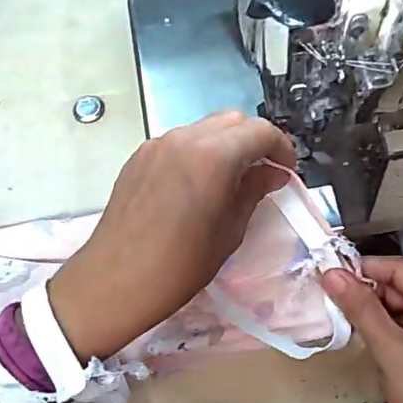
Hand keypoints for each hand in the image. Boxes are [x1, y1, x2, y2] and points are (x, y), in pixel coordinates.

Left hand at [49, 111, 296, 360]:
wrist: (116, 281)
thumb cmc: (179, 266)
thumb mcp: (229, 232)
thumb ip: (253, 192)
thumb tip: (272, 173)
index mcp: (212, 156)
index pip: (259, 132)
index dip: (281, 148)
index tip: (286, 170)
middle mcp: (183, 139)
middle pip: (231, 121)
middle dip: (254, 141)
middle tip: (263, 173)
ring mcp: (156, 146)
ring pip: (203, 130)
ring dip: (224, 146)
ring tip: (231, 180)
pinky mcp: (138, 158)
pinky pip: (177, 144)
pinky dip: (197, 154)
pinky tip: (197, 186)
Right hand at [320, 257, 402, 402]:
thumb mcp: (391, 351)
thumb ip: (361, 309)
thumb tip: (331, 273)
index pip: (402, 271)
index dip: (364, 268)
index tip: (327, 272)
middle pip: (402, 287)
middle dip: (366, 291)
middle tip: (326, 295)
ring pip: (401, 306)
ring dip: (372, 309)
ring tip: (337, 311)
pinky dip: (384, 326)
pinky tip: (360, 330)